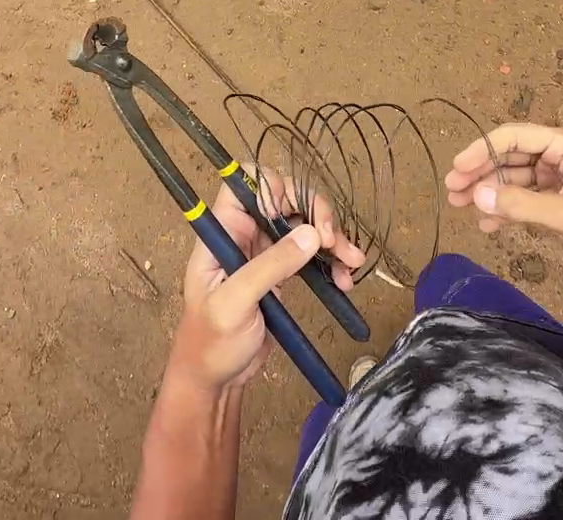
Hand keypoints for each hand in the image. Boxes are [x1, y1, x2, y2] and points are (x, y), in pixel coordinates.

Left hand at [167, 178, 366, 393]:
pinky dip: (332, 261)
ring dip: (333, 238)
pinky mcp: (284, 271)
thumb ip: (270, 267)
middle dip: (316, 212)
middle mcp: (246, 232)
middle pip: (287, 198)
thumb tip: (311, 234)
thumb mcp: (234, 304)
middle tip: (333, 240)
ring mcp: (267, 251)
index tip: (293, 212)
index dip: (273, 185)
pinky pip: (313, 252)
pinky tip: (345, 279)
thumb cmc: (210, 342)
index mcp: (224, 229)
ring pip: (306, 224)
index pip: (246, 182)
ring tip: (352, 262)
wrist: (216, 379)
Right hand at [446, 124, 562, 283]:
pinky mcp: (556, 199)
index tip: (458, 168)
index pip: (514, 137)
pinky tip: (486, 223)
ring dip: (488, 191)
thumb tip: (477, 194)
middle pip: (509, 156)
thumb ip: (521, 205)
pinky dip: (504, 208)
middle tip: (452, 190)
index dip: (482, 149)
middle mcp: (558, 156)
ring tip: (459, 205)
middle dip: (480, 172)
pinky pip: (522, 198)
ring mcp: (557, 178)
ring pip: (512, 178)